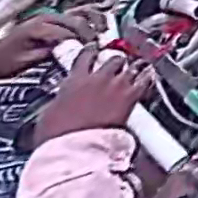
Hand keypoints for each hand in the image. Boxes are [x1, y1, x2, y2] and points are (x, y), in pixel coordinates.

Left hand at [0, 11, 98, 81]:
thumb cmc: (1, 63)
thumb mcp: (24, 62)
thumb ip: (50, 54)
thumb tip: (72, 51)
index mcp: (38, 27)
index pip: (67, 32)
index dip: (80, 42)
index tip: (89, 51)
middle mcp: (46, 17)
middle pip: (78, 20)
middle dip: (90, 33)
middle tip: (97, 45)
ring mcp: (51, 17)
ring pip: (81, 12)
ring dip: (95, 21)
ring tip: (103, 32)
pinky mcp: (54, 20)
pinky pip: (77, 14)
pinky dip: (90, 18)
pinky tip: (97, 25)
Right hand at [33, 46, 152, 145]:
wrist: (73, 150)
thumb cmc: (57, 138)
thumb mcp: (49, 114)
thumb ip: (60, 100)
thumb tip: (62, 99)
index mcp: (75, 81)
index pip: (85, 56)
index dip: (92, 50)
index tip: (95, 48)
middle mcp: (99, 79)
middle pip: (114, 58)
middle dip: (117, 60)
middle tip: (117, 64)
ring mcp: (117, 85)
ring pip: (132, 66)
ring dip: (134, 67)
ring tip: (136, 68)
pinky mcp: (132, 95)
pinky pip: (146, 79)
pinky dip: (148, 77)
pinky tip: (149, 77)